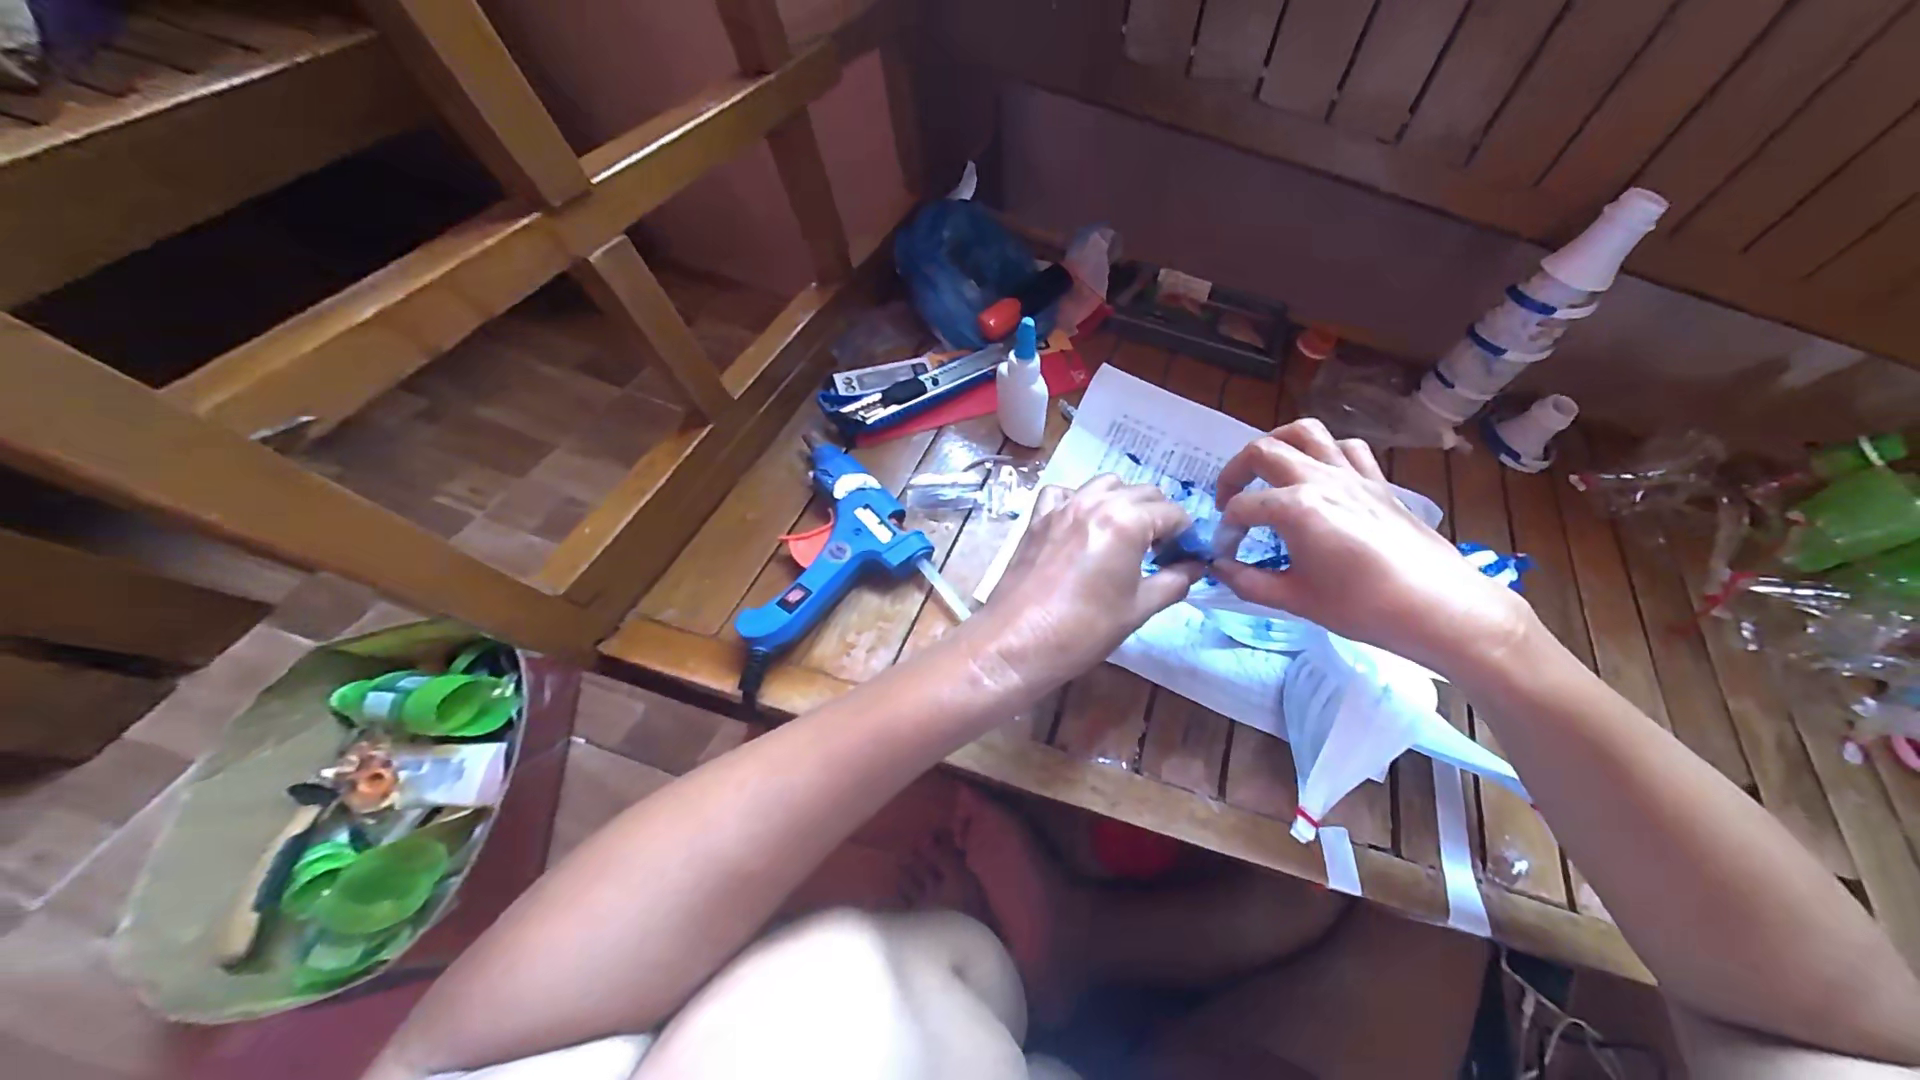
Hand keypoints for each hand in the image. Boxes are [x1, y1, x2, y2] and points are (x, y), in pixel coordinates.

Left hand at [963, 475, 1203, 693]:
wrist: (1017, 641)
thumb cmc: (1083, 629)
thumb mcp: (1138, 609)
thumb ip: (1173, 581)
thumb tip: (1195, 567)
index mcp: (1127, 520)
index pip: (1173, 512)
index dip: (1186, 534)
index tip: (1186, 557)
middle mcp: (1095, 502)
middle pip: (1143, 492)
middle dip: (1159, 517)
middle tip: (1159, 552)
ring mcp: (1062, 506)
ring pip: (1106, 485)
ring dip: (1123, 502)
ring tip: (1124, 537)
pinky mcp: (1038, 518)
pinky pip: (1064, 493)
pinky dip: (1079, 500)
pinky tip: (1082, 527)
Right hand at [1209, 419, 1535, 676]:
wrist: (1441, 609)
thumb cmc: (1363, 607)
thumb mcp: (1294, 599)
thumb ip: (1247, 581)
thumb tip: (1220, 568)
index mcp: (1296, 508)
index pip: (1241, 508)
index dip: (1225, 532)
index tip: (1225, 556)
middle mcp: (1321, 479)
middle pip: (1262, 452)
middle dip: (1234, 474)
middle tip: (1230, 504)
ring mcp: (1352, 475)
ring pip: (1305, 433)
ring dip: (1276, 446)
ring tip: (1265, 473)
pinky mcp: (1377, 482)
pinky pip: (1344, 447)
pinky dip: (1322, 452)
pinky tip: (1317, 476)